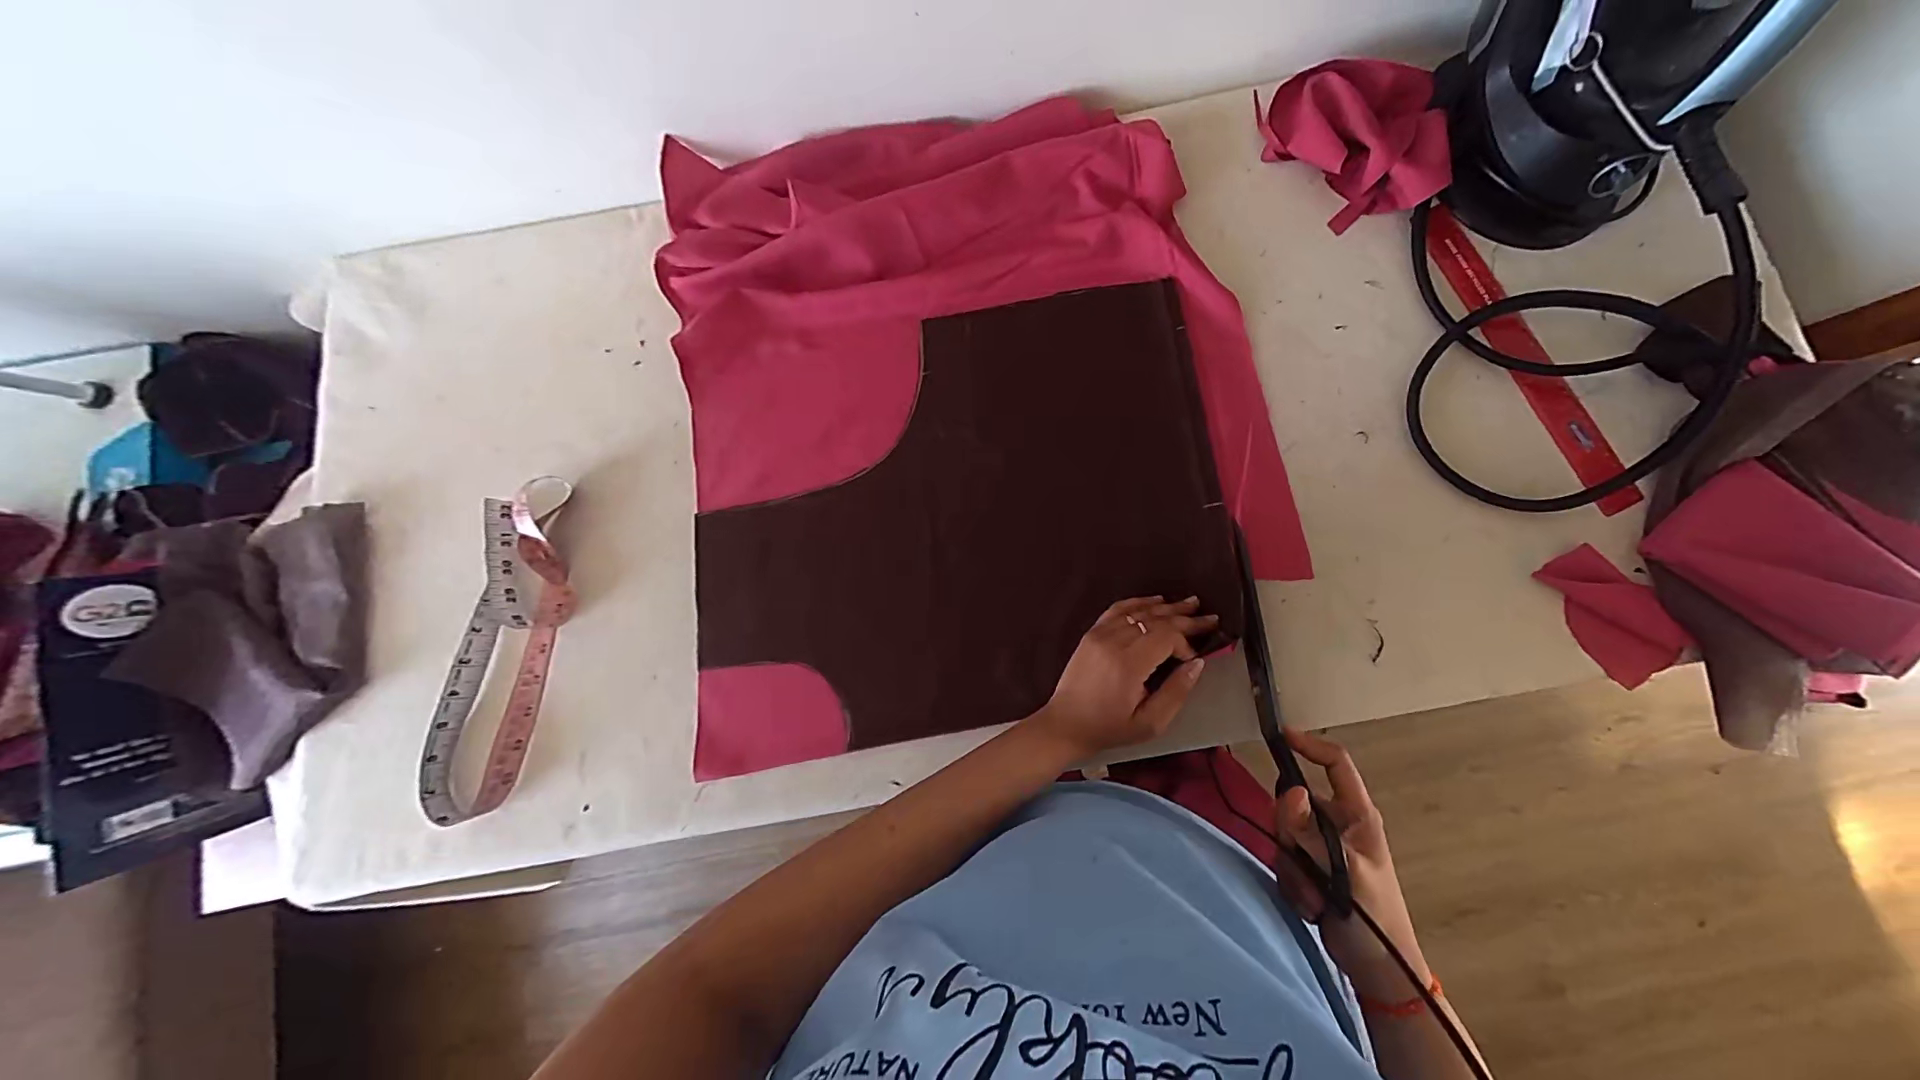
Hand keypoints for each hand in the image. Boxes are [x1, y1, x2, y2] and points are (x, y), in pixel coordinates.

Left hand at [1023, 596, 1217, 758]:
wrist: (1065, 724)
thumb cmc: (1109, 728)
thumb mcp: (1149, 723)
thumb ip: (1176, 692)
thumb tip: (1197, 663)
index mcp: (1128, 664)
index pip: (1166, 636)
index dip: (1185, 643)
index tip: (1191, 658)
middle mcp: (1113, 642)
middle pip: (1155, 620)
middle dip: (1185, 619)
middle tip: (1209, 618)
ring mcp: (1099, 634)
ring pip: (1138, 612)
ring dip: (1166, 607)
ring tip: (1191, 603)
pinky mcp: (1090, 634)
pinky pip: (1117, 610)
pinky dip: (1138, 603)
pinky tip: (1155, 601)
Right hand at [1272, 727, 1433, 1000]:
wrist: (1377, 969)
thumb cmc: (1375, 920)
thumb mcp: (1343, 873)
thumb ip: (1311, 832)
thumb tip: (1291, 790)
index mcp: (1358, 816)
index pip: (1335, 764)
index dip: (1310, 745)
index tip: (1280, 735)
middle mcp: (1337, 824)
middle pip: (1294, 802)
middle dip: (1290, 837)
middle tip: (1304, 867)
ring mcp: (1321, 846)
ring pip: (1283, 833)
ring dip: (1291, 867)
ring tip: (1314, 897)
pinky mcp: (1309, 867)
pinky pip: (1281, 858)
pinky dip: (1291, 882)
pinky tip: (1311, 904)